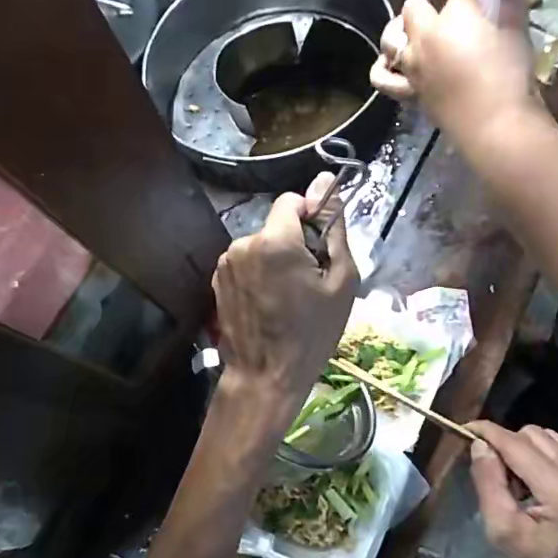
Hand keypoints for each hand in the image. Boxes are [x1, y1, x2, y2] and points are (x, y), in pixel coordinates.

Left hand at [212, 173, 357, 394]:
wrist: (265, 376)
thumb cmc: (310, 333)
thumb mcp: (340, 282)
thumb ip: (333, 228)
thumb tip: (326, 181)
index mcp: (274, 241)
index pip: (291, 201)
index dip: (310, 217)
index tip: (320, 248)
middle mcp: (243, 244)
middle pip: (276, 226)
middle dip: (294, 244)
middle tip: (308, 282)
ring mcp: (226, 262)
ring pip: (261, 245)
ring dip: (275, 260)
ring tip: (288, 297)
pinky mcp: (217, 280)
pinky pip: (246, 263)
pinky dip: (258, 274)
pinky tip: (268, 303)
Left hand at [369, 0, 539, 141]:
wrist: (494, 122)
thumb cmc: (510, 73)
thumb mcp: (516, 28)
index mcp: (452, 17)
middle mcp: (424, 38)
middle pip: (415, 6)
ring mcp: (412, 66)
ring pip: (391, 38)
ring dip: (400, 26)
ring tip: (413, 24)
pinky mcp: (409, 91)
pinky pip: (383, 79)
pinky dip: (382, 68)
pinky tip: (390, 62)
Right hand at [466, 420, 557, 557]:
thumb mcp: (503, 532)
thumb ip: (489, 483)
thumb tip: (480, 445)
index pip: (517, 445)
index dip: (488, 432)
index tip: (464, 429)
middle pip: (534, 435)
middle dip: (507, 445)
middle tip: (495, 474)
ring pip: (550, 438)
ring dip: (525, 450)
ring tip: (518, 481)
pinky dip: (543, 457)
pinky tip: (537, 483)